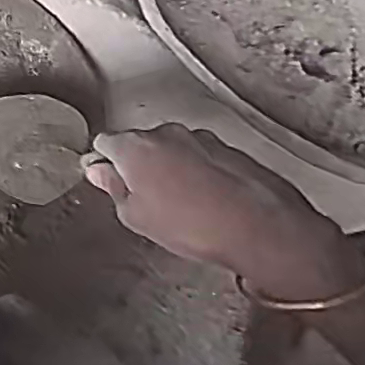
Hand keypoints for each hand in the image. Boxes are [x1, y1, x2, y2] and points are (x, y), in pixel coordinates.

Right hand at [83, 123, 364, 300]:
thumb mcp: (135, 216)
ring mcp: (200, 138)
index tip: (105, 178)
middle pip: (138, 143)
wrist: (263, 231)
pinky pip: (200, 156)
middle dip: (137, 164)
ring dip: (169, 167)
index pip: (103, 143)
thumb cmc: (195, 225)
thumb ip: (113, 188)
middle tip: (142, 197)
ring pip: (171, 148)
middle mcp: (166, 133)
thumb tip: (101, 172)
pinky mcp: (229, 148)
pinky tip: (204, 200)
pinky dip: (197, 171)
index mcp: (134, 146)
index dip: (102, 162)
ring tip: (178, 203)